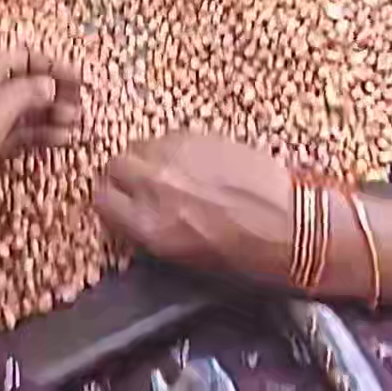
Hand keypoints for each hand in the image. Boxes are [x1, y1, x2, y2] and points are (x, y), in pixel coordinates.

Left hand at [0, 49, 81, 228]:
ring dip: (50, 116)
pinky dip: (37, 136)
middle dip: (54, 92)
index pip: (22, 57)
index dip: (52, 64)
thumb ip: (27, 93)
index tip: (80, 79)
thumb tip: (51, 83)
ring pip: (22, 112)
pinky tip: (59, 142)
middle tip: (82, 107)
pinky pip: (16, 136)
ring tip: (76, 127)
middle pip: (24, 83)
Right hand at [93, 132, 294, 284]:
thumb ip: (149, 229)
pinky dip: (171, 147)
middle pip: (115, 164)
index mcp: (150, 225)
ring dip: (146, 157)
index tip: (116, 200)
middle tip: (138, 183)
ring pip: (140, 145)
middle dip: (123, 173)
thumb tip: (133, 212)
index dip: (108, 199)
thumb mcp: (185, 258)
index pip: (103, 200)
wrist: (289, 221)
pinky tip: (192, 162)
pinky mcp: (195, 134)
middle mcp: (154, 185)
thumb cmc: (244, 253)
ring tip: (167, 171)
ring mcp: (174, 154)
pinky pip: (168, 136)